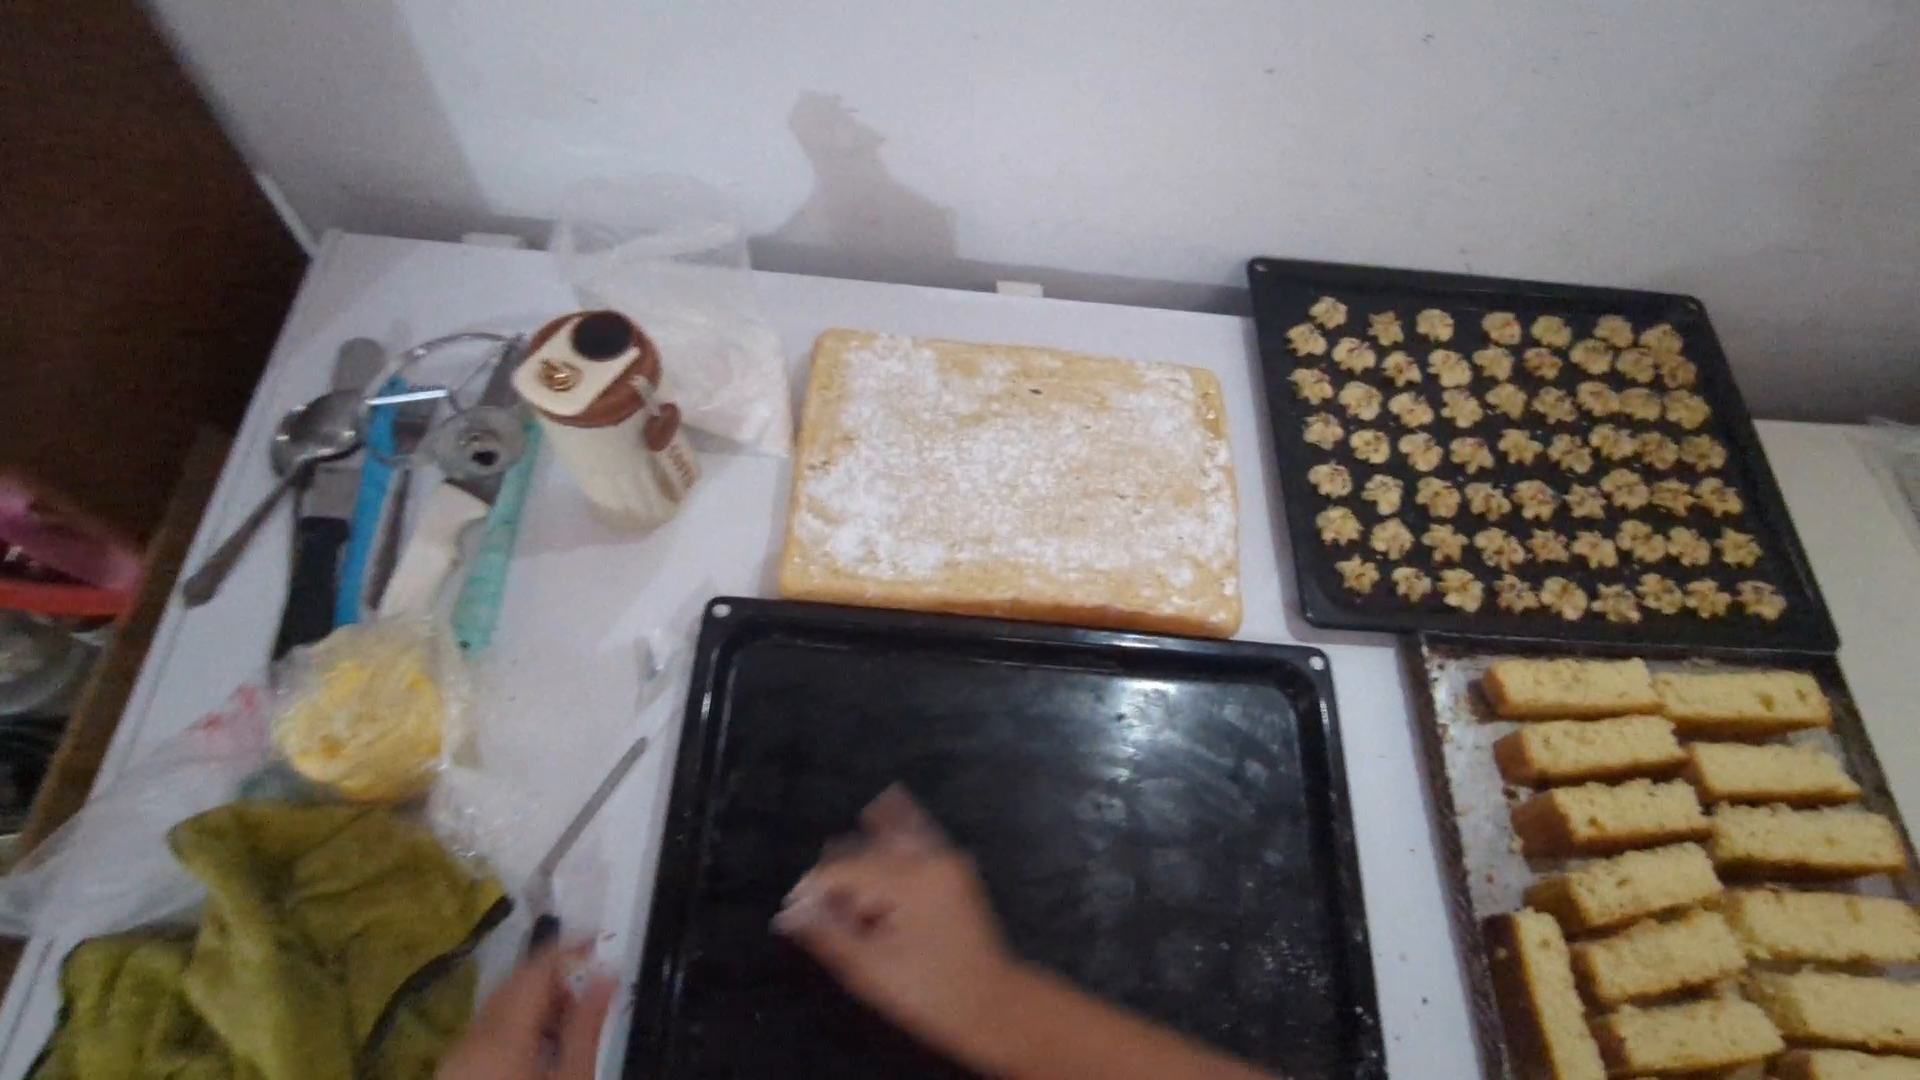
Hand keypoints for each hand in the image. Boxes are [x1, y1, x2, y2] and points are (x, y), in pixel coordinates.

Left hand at [436, 943, 616, 1079]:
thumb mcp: (574, 1079)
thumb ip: (588, 1023)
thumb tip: (609, 973)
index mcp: (498, 1037)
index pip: (535, 968)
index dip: (570, 948)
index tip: (602, 940)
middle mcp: (467, 1043)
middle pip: (513, 987)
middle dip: (555, 974)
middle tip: (596, 975)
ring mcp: (453, 1067)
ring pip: (498, 1011)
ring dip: (538, 1000)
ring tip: (577, 1009)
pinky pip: (487, 1036)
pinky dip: (518, 1026)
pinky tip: (545, 1042)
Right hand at [773, 786, 1020, 1065]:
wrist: (994, 1002)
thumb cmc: (931, 992)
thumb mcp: (872, 971)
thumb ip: (830, 934)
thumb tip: (791, 909)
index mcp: (909, 881)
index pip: (846, 868)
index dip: (815, 887)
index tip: (795, 909)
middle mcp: (929, 857)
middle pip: (866, 848)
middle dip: (841, 876)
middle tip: (834, 915)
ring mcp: (947, 855)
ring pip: (893, 832)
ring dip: (864, 851)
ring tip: (849, 878)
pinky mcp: (955, 862)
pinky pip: (918, 830)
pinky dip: (895, 827)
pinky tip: (877, 812)